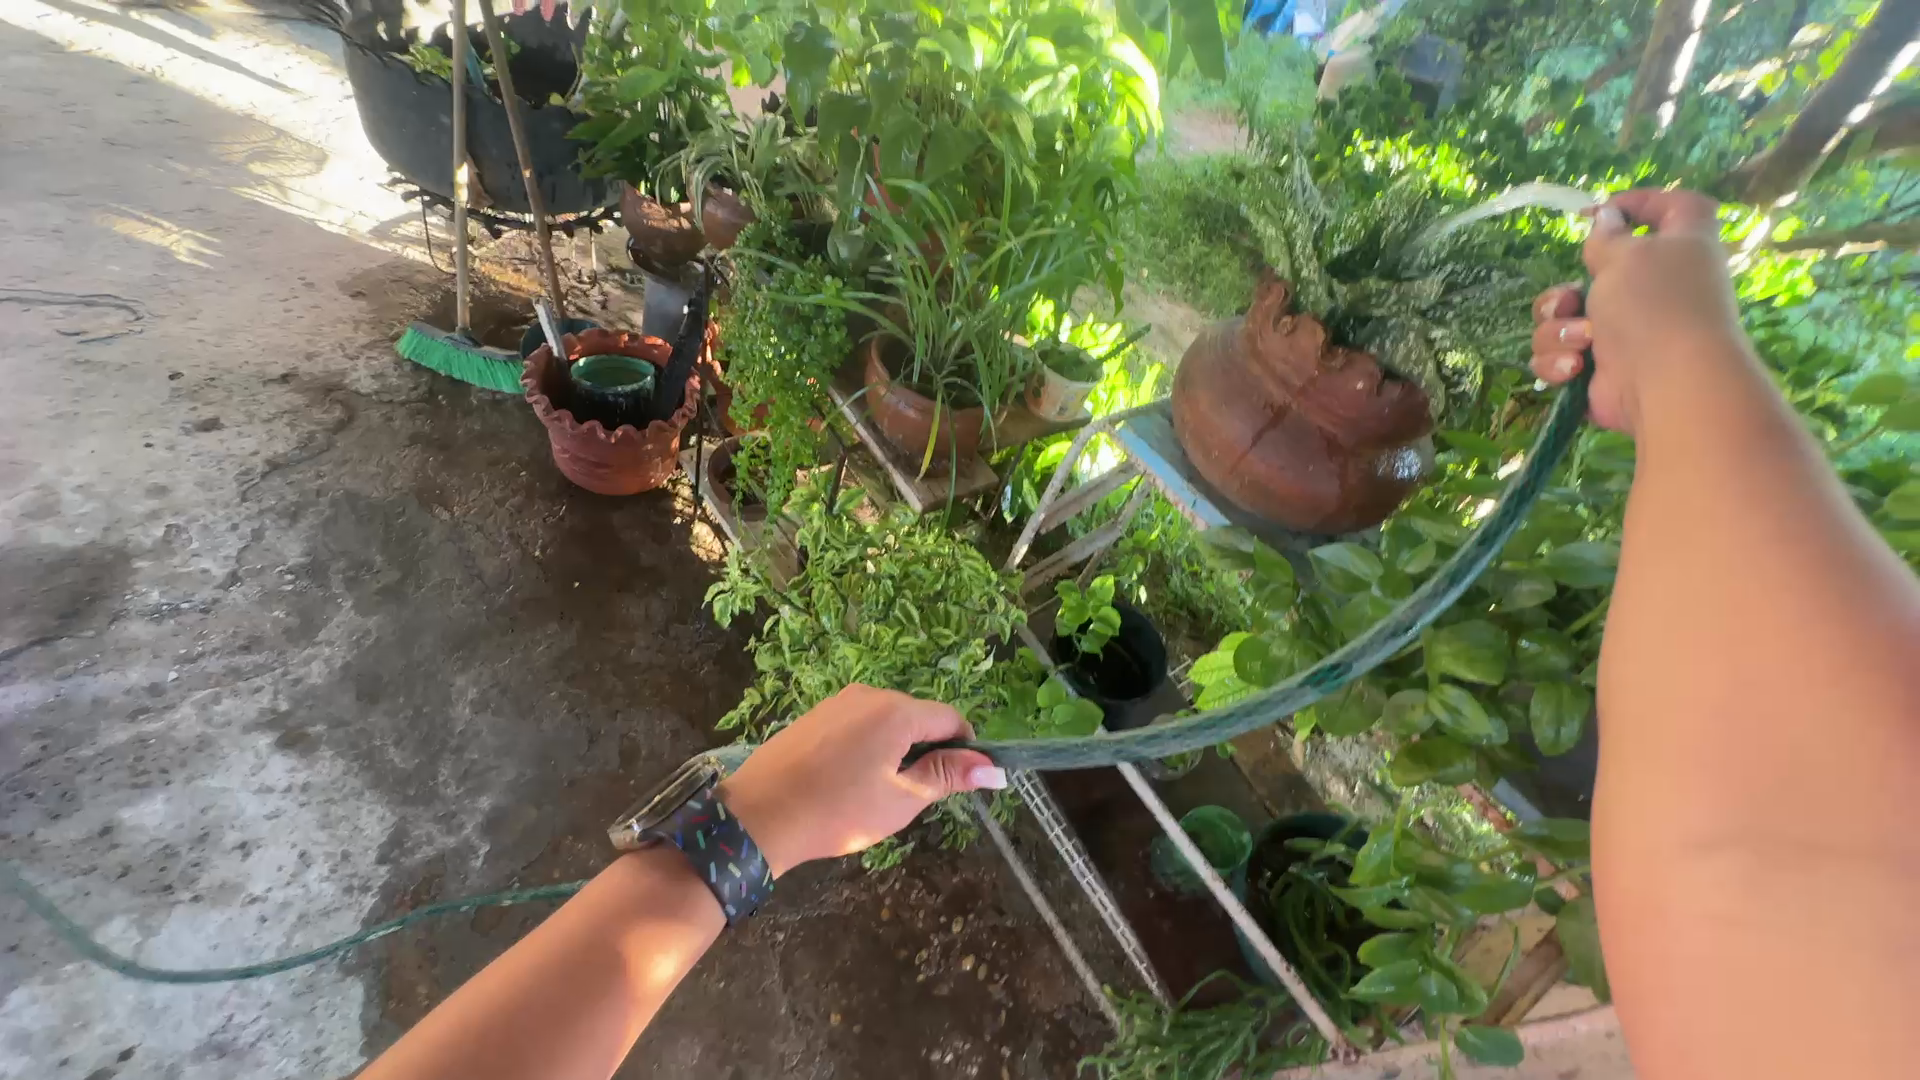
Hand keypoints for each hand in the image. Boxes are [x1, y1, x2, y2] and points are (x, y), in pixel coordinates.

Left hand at [715, 685, 1005, 876]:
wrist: (757, 816)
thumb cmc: (838, 811)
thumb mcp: (901, 799)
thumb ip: (948, 776)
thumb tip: (995, 769)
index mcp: (896, 711)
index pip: (950, 718)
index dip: (963, 749)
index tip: (956, 783)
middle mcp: (870, 694)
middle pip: (919, 716)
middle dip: (926, 751)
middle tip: (910, 796)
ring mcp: (839, 701)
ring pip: (888, 720)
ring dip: (896, 750)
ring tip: (874, 793)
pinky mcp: (817, 715)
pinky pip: (859, 723)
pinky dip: (868, 746)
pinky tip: (847, 781)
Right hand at [1529, 189, 1746, 434]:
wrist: (1661, 380)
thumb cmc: (1655, 306)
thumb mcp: (1629, 256)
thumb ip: (1609, 236)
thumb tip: (1605, 218)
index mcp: (1676, 249)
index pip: (1671, 208)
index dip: (1640, 203)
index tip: (1599, 210)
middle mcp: (1649, 288)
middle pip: (1589, 277)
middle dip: (1562, 294)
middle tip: (1568, 302)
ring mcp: (1619, 330)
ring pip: (1558, 322)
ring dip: (1558, 331)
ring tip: (1581, 342)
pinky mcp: (1593, 366)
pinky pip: (1555, 355)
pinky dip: (1558, 361)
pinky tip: (1575, 368)